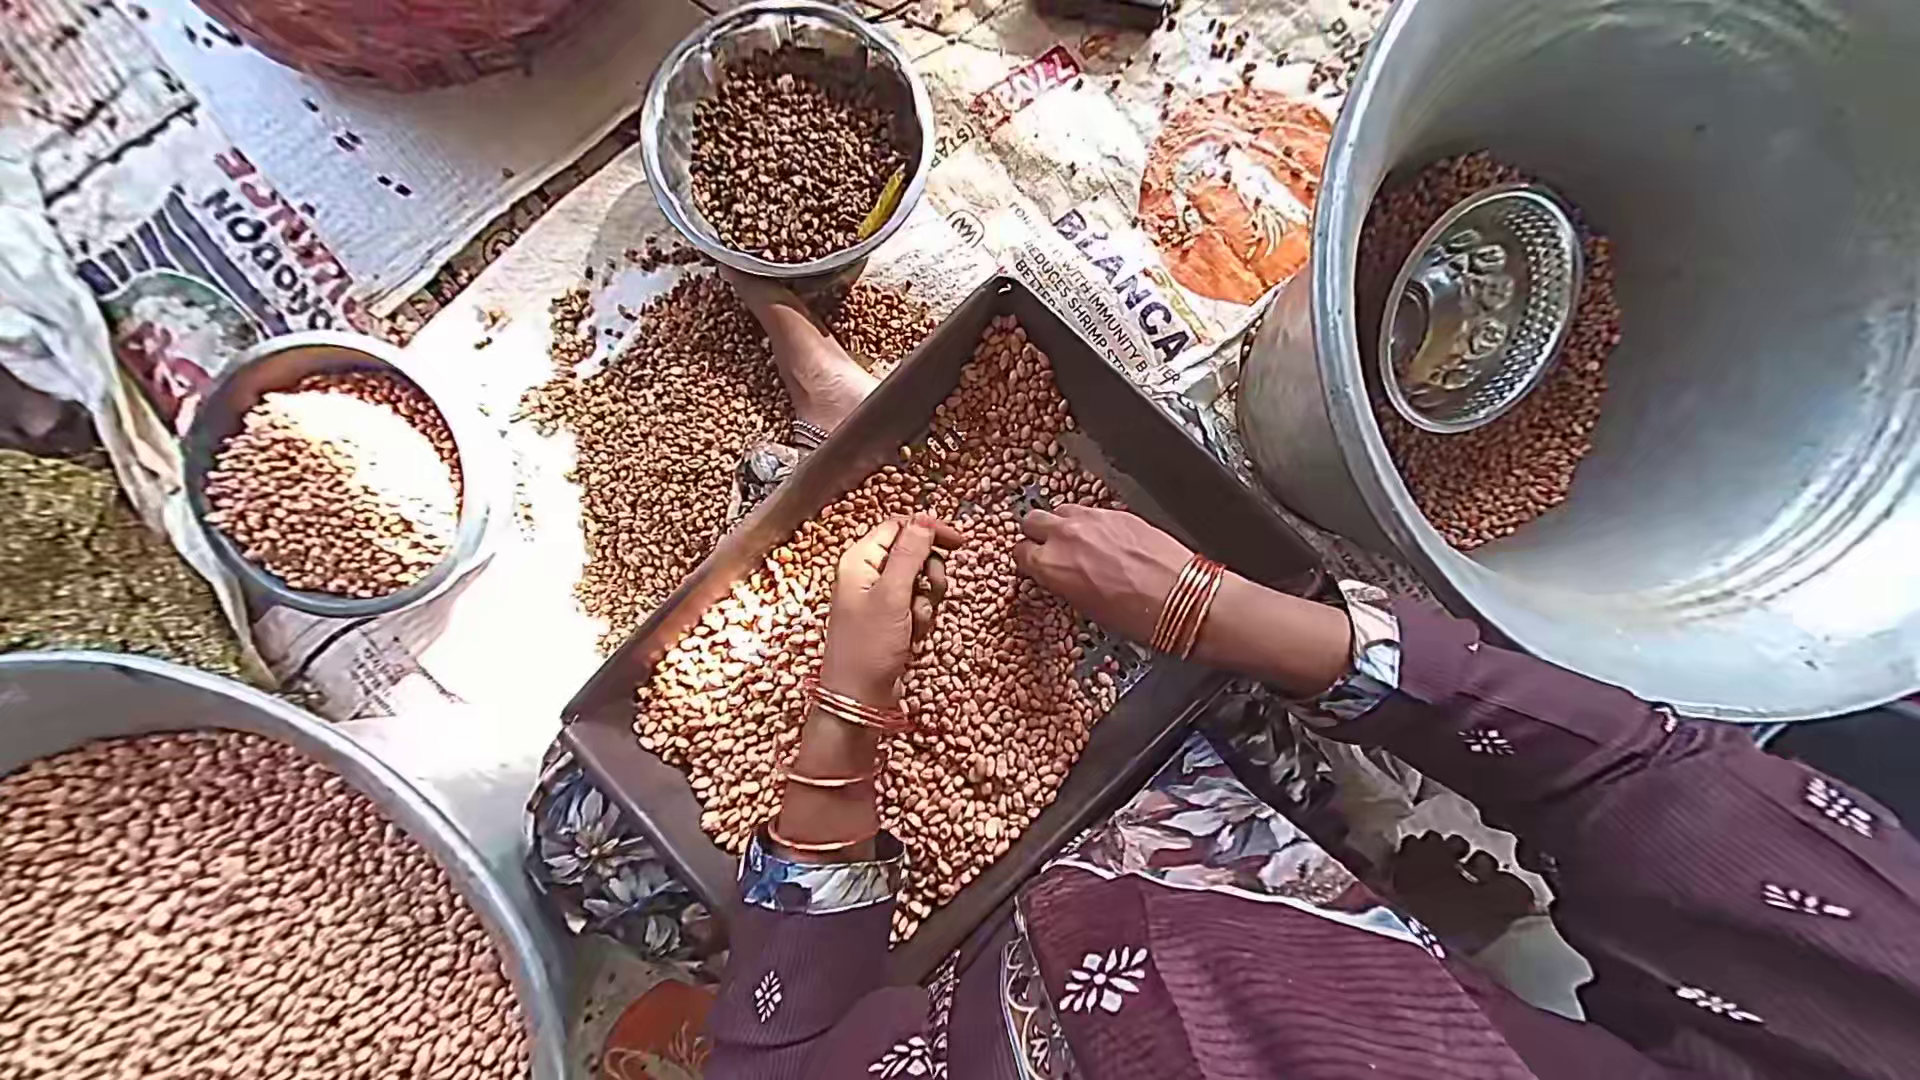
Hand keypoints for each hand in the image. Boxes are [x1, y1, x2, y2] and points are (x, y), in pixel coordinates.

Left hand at [819, 513, 962, 706]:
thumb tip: (924, 520)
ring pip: (921, 580)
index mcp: (860, 559)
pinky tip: (912, 636)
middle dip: (930, 573)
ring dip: (927, 600)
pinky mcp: (890, 617)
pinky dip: (921, 618)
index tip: (958, 543)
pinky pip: (917, 604)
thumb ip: (910, 554)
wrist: (859, 698)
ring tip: (915, 621)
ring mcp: (879, 597)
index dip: (929, 531)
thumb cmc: (869, 646)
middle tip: (929, 591)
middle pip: (914, 552)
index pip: (899, 526)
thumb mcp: (892, 595)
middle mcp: (867, 573)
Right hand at [1012, 506, 1190, 644]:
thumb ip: (1062, 581)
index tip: (1034, 563)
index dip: (1028, 559)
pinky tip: (1105, 539)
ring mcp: (1091, 519)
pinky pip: (1091, 510)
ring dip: (1063, 523)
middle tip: (1048, 546)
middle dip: (1037, 533)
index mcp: (1049, 565)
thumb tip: (1059, 573)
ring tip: (1077, 540)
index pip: (1020, 552)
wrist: (1181, 598)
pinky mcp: (1116, 511)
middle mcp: (1064, 536)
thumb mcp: (1085, 607)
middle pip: (1032, 520)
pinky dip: (1091, 522)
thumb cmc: (1137, 615)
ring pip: (1061, 509)